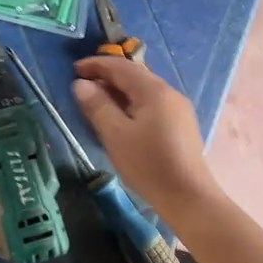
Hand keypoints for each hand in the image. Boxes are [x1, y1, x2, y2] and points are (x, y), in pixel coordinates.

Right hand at [72, 57, 221, 213]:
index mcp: (153, 90)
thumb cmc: (148, 164)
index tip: (74, 70)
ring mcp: (178, 108)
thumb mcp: (115, 134)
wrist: (188, 197)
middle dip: (107, 77)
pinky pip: (151, 103)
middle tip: (83, 87)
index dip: (95, 65)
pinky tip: (122, 119)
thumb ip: (97, 105)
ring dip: (119, 91)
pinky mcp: (181, 124)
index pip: (120, 66)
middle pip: (134, 75)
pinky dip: (132, 103)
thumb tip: (81, 84)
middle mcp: (169, 92)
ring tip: (98, 103)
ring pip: (143, 90)